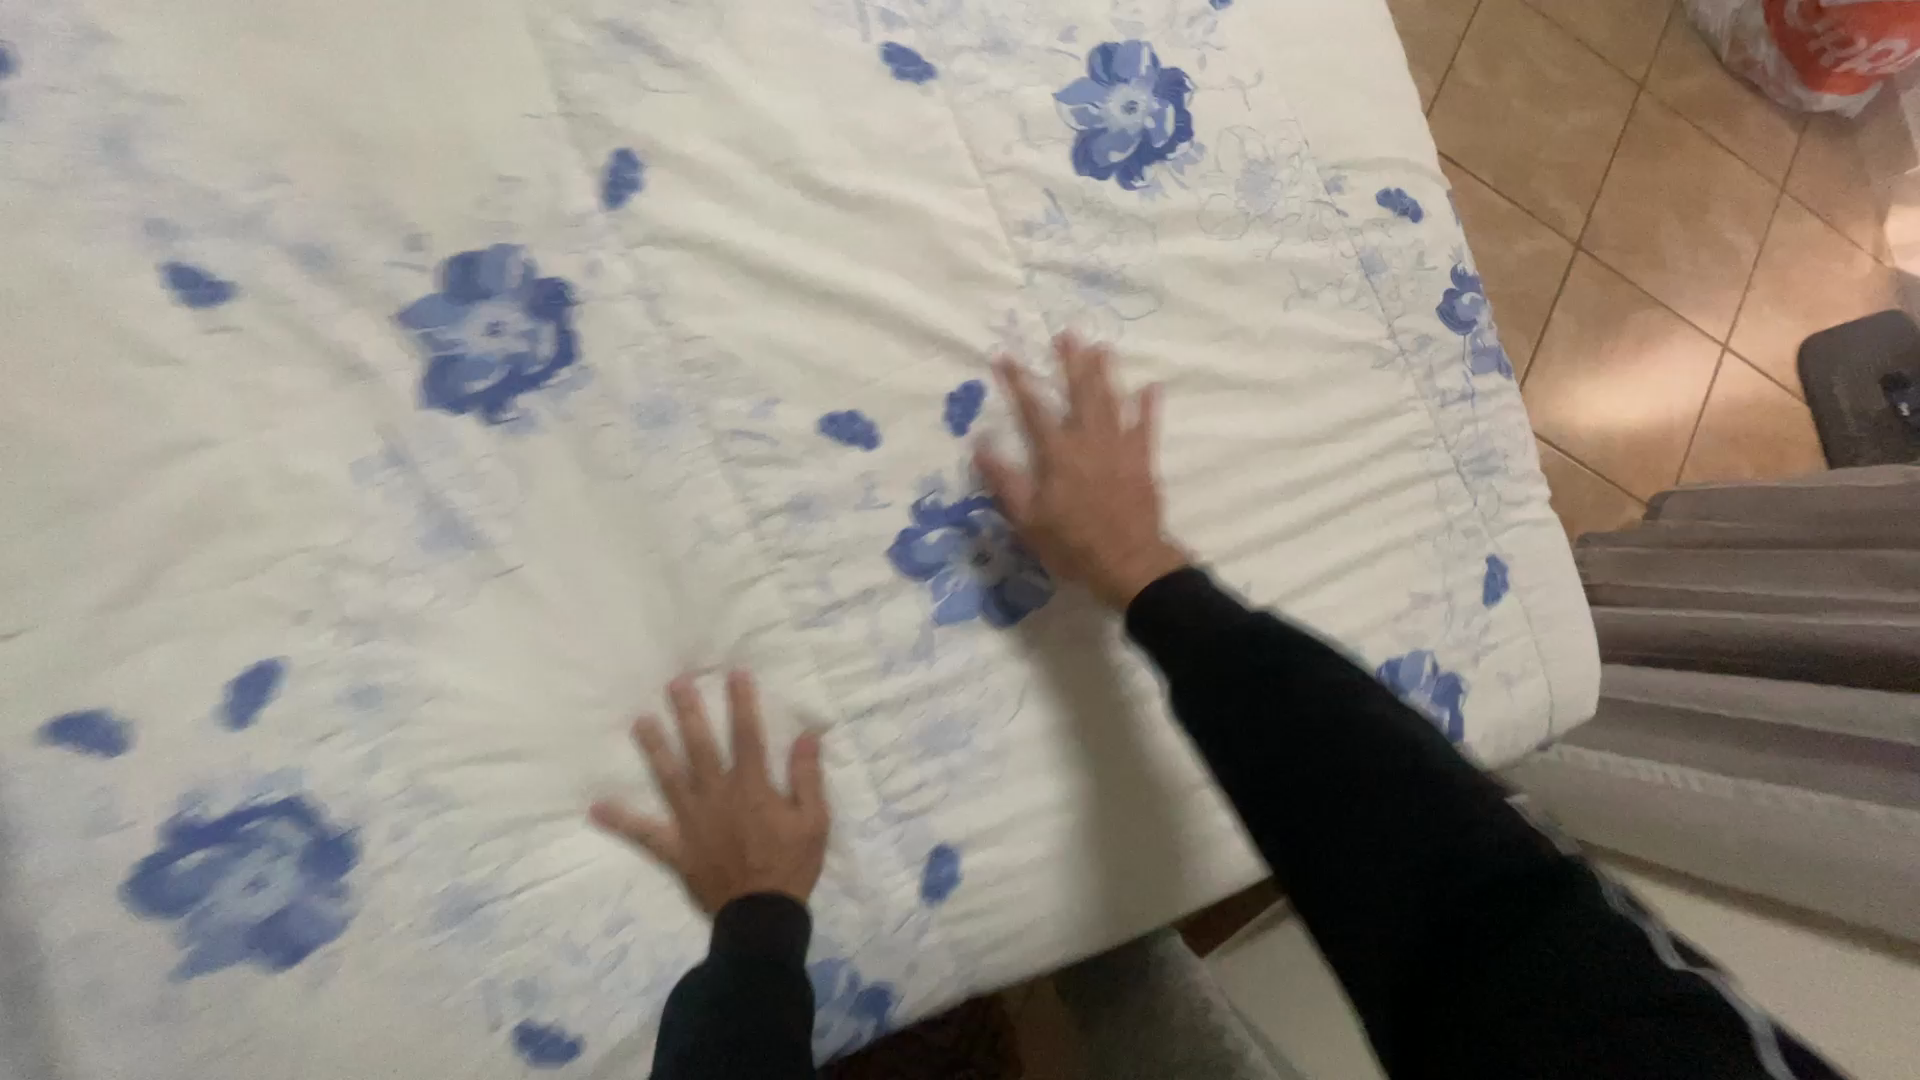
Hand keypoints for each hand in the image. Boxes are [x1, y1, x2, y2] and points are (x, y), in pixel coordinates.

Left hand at [590, 671, 828, 913]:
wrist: (762, 917)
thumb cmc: (791, 865)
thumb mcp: (814, 819)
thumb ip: (807, 776)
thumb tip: (806, 735)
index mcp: (752, 787)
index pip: (746, 735)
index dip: (741, 703)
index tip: (734, 673)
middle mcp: (717, 797)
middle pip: (700, 747)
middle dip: (689, 713)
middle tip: (676, 683)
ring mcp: (692, 822)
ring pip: (669, 778)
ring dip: (654, 749)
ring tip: (640, 721)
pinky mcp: (675, 849)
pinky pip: (645, 834)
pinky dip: (621, 821)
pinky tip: (596, 807)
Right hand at [975, 333, 1187, 611]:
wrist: (1128, 563)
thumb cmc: (1071, 544)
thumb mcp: (1026, 519)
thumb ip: (1004, 479)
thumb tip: (980, 443)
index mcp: (1056, 454)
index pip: (1032, 409)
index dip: (1018, 381)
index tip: (1005, 356)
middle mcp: (1088, 441)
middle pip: (1079, 393)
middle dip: (1071, 362)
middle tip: (1067, 333)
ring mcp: (1120, 448)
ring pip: (1112, 401)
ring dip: (1106, 373)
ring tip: (1101, 347)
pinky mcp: (1143, 461)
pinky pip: (1147, 427)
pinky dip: (1149, 406)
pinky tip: (1151, 386)